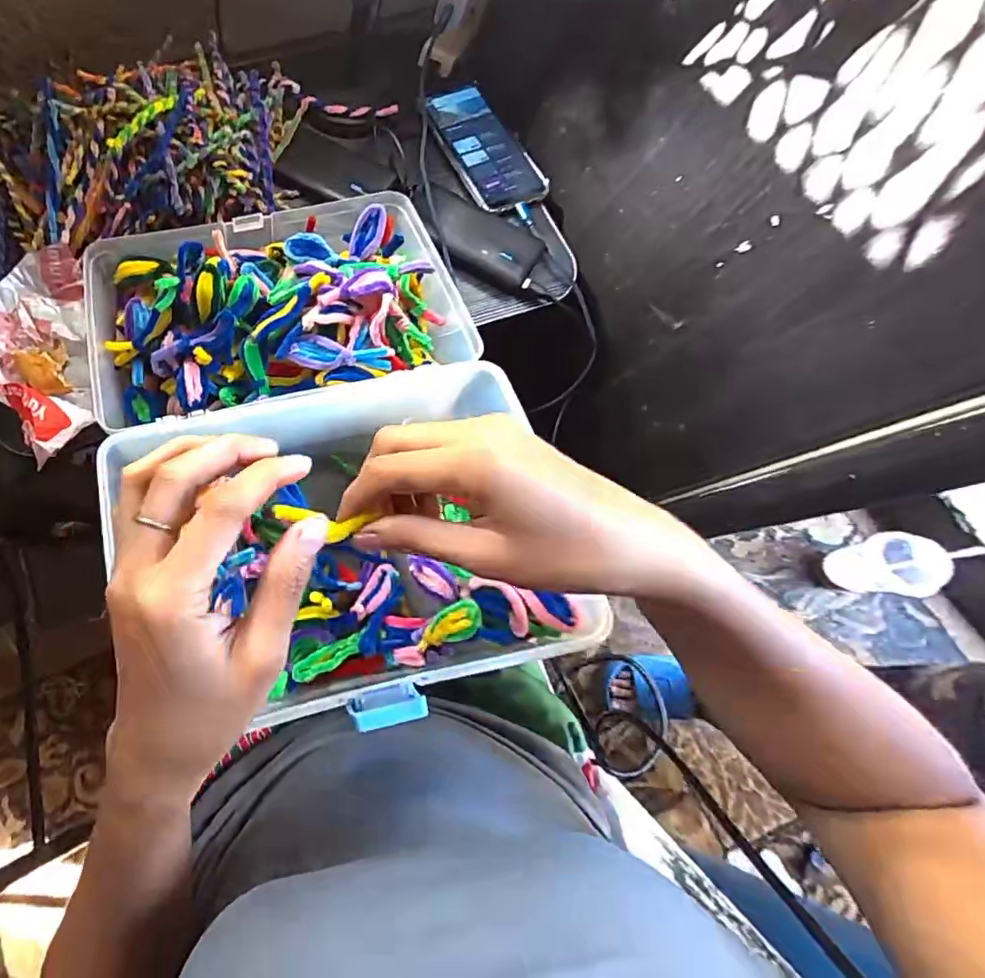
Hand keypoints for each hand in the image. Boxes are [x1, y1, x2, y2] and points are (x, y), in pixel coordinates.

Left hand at [104, 435, 330, 803]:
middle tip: (269, 448)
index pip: (217, 511)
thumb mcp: (262, 656)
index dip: (262, 478)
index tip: (299, 466)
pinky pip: (133, 504)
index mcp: (172, 598)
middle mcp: (135, 573)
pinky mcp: (121, 570)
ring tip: (234, 447)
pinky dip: (166, 474)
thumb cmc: (213, 714)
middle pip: (168, 480)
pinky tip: (202, 472)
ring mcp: (120, 569)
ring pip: (137, 481)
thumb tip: (312, 524)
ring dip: (185, 453)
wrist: (153, 749)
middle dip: (221, 451)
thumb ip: (283, 583)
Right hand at [336, 415, 738, 605]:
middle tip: (376, 528)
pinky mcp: (503, 434)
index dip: (357, 497)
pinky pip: (443, 442)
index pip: (388, 467)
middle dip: (373, 482)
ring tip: (412, 525)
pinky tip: (440, 507)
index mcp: (471, 460)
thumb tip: (364, 535)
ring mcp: (491, 427)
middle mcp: (475, 430)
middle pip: (394, 440)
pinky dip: (425, 470)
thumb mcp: (485, 557)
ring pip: (416, 438)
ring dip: (399, 476)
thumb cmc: (566, 558)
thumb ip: (417, 539)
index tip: (346, 529)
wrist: (638, 543)